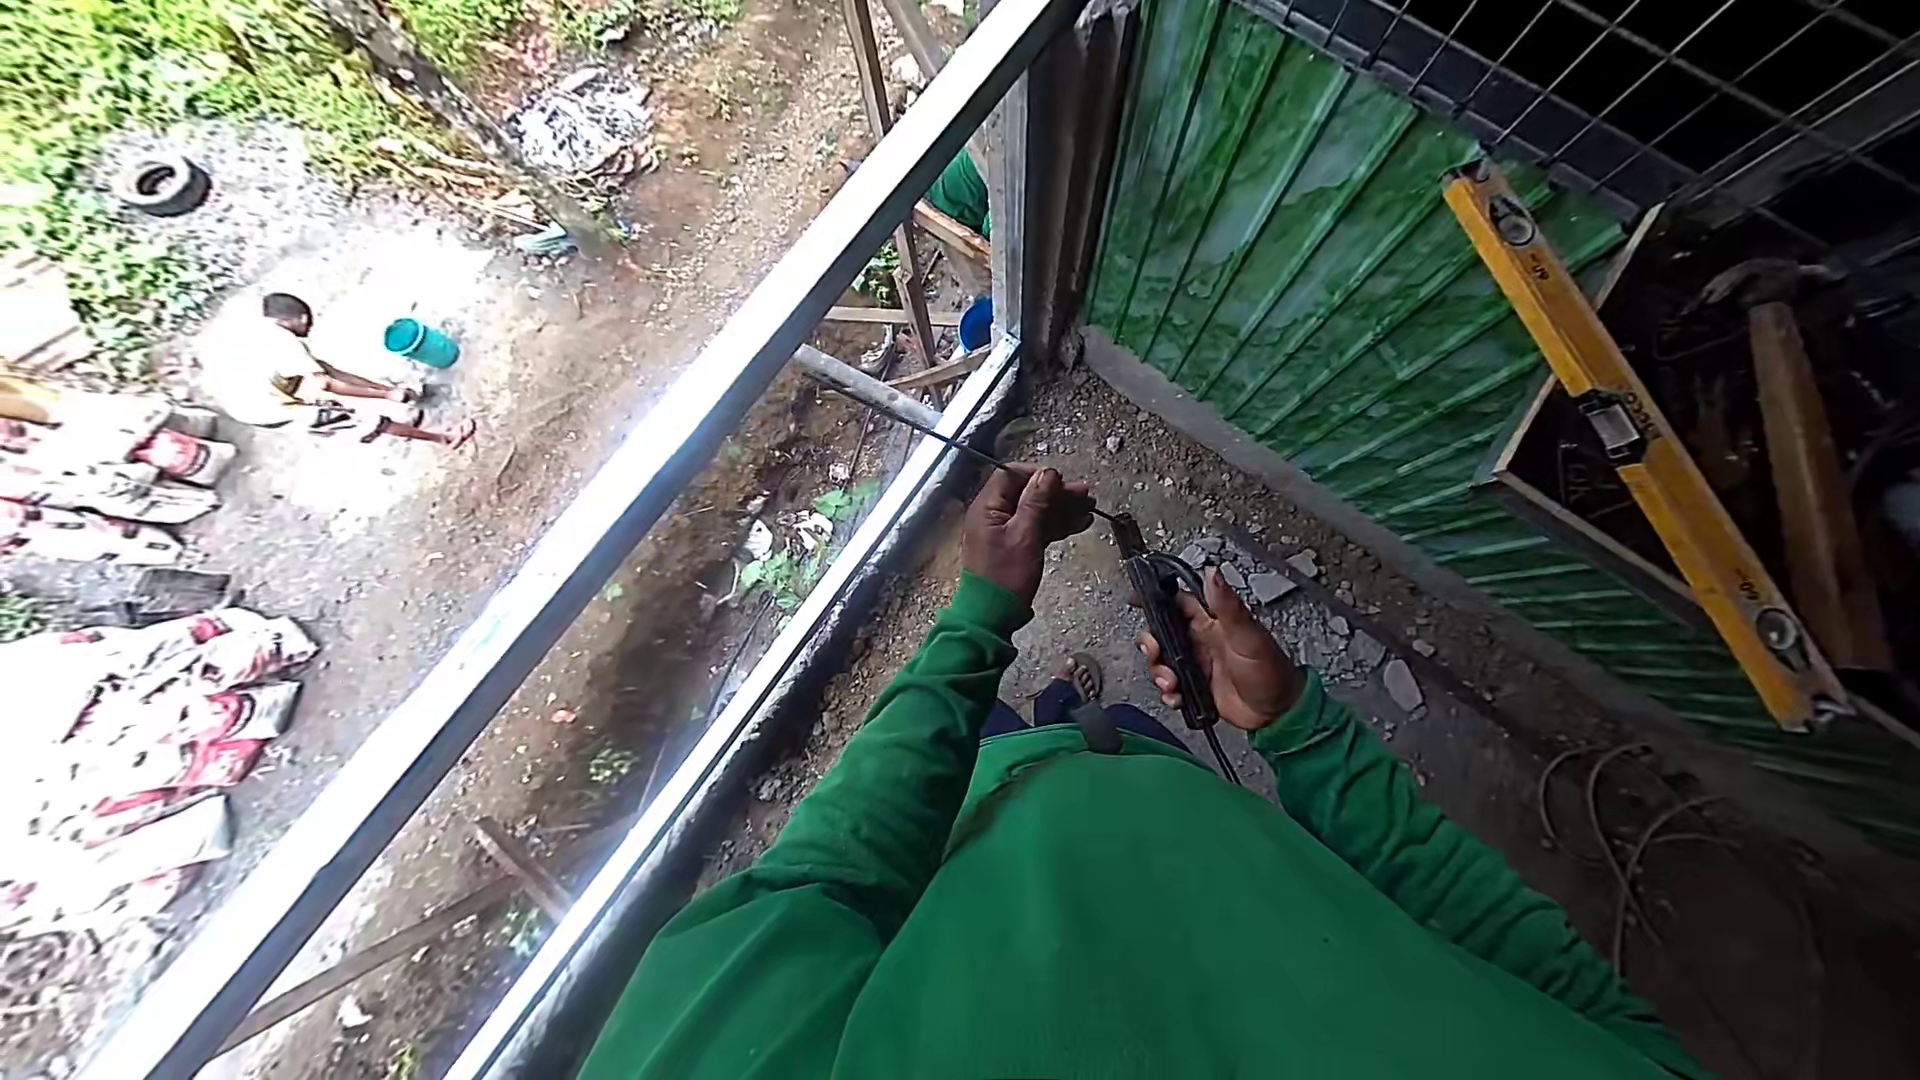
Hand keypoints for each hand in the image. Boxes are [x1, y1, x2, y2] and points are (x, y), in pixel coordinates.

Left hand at [962, 465, 1095, 603]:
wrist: (993, 615)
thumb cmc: (1005, 576)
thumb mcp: (1025, 534)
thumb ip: (1036, 502)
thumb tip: (1048, 473)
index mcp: (987, 507)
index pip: (1011, 475)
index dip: (1037, 474)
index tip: (1062, 481)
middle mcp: (993, 515)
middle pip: (1027, 493)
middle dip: (1057, 493)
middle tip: (1086, 495)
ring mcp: (1004, 531)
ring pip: (1035, 511)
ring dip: (1061, 509)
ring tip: (1089, 509)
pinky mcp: (1014, 546)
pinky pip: (1036, 528)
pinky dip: (1055, 526)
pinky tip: (1079, 524)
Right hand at [1139, 568, 1302, 730]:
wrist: (1278, 714)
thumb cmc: (1271, 671)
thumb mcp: (1248, 636)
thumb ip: (1228, 606)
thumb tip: (1213, 573)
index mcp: (1210, 622)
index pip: (1176, 601)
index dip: (1154, 599)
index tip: (1135, 600)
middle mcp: (1199, 640)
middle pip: (1160, 632)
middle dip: (1150, 643)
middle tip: (1155, 654)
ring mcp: (1195, 663)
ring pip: (1161, 660)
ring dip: (1158, 671)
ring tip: (1171, 683)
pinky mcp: (1193, 686)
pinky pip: (1169, 686)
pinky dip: (1167, 693)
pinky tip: (1177, 697)